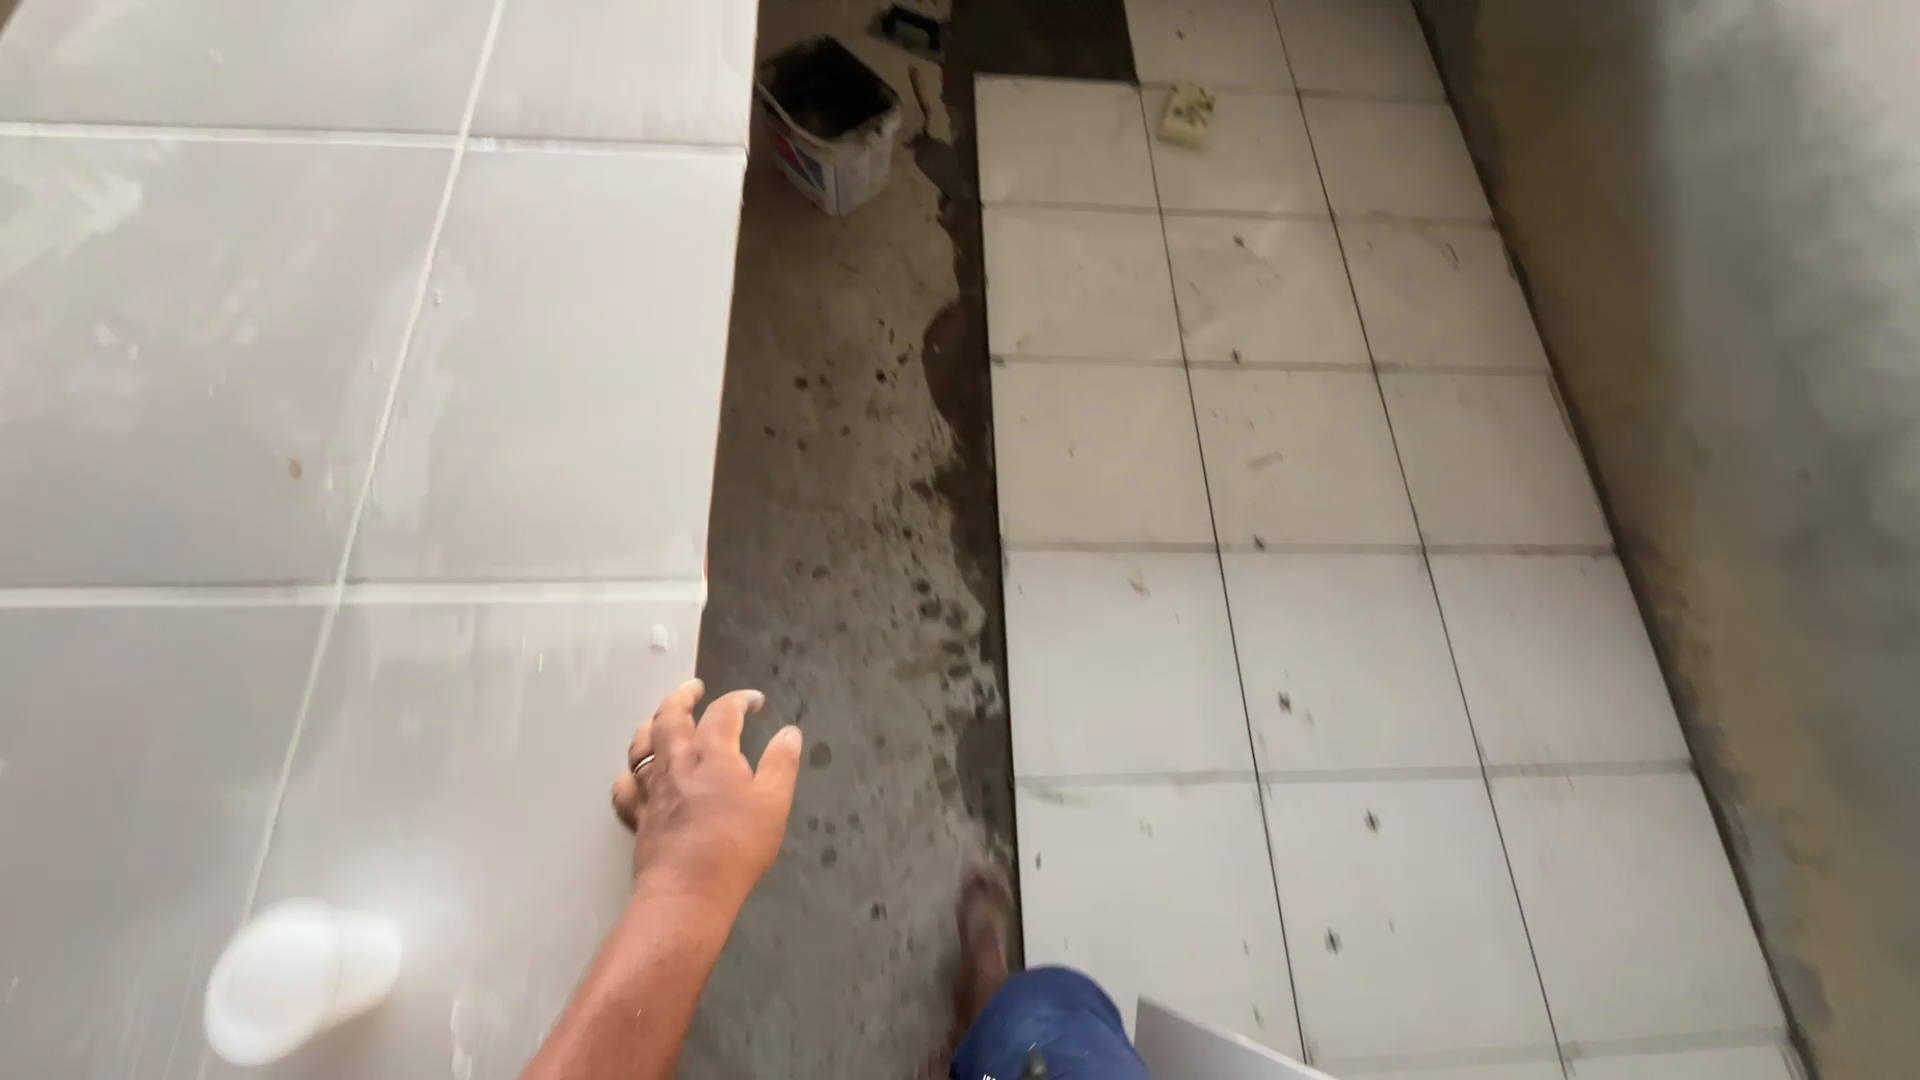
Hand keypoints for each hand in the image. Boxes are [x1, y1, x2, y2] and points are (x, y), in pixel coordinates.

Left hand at [610, 679, 802, 908]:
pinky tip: (636, 775)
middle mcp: (676, 762)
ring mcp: (650, 789)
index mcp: (712, 752)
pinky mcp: (637, 817)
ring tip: (661, 719)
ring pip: (640, 744)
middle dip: (682, 696)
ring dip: (651, 724)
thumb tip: (789, 733)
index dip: (739, 699)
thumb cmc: (736, 846)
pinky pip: (625, 787)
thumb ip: (782, 763)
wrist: (687, 894)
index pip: (723, 711)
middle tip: (694, 688)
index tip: (754, 701)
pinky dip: (630, 773)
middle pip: (669, 716)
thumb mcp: (774, 802)